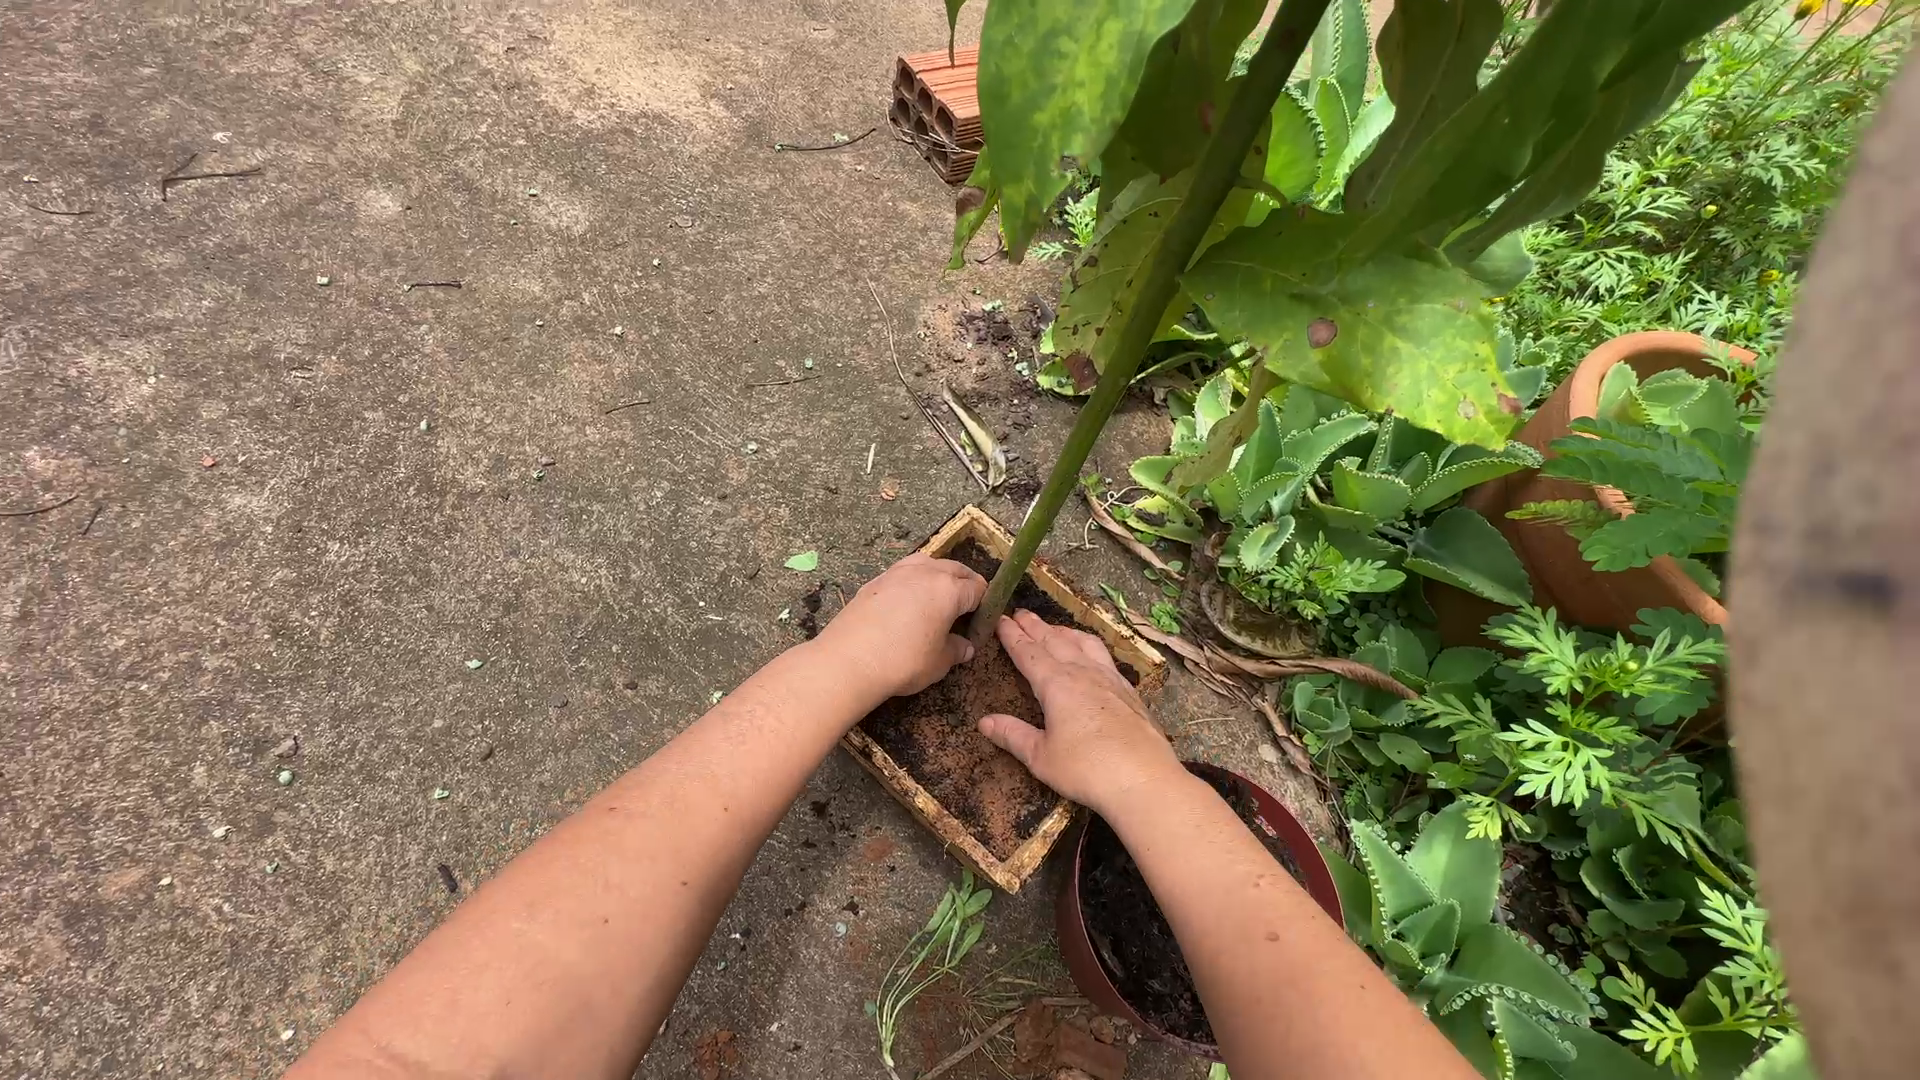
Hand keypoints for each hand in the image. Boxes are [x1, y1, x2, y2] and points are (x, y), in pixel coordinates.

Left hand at [815, 553, 986, 699]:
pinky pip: (903, 572)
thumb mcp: (938, 663)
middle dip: (965, 584)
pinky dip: (914, 580)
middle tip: (966, 608)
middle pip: (955, 569)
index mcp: (948, 589)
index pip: (977, 589)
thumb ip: (956, 650)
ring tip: (938, 597)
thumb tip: (965, 647)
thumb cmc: (902, 661)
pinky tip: (909, 601)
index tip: (981, 621)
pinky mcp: (875, 581)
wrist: (848, 661)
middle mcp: (925, 573)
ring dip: (939, 575)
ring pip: (927, 563)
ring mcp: (897, 573)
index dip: (984, 605)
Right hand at [975, 610, 1183, 814]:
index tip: (1001, 619)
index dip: (1012, 636)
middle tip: (1020, 613)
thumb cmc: (1087, 770)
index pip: (1029, 653)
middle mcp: (1083, 673)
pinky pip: (1104, 657)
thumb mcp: (1041, 758)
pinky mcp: (1129, 691)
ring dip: (1064, 632)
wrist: (1145, 780)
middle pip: (1054, 641)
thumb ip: (1013, 736)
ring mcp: (1110, 679)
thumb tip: (985, 723)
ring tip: (1054, 628)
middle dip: (1035, 627)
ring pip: (1083, 643)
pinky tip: (1092, 656)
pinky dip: (1090, 647)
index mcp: (1056, 685)